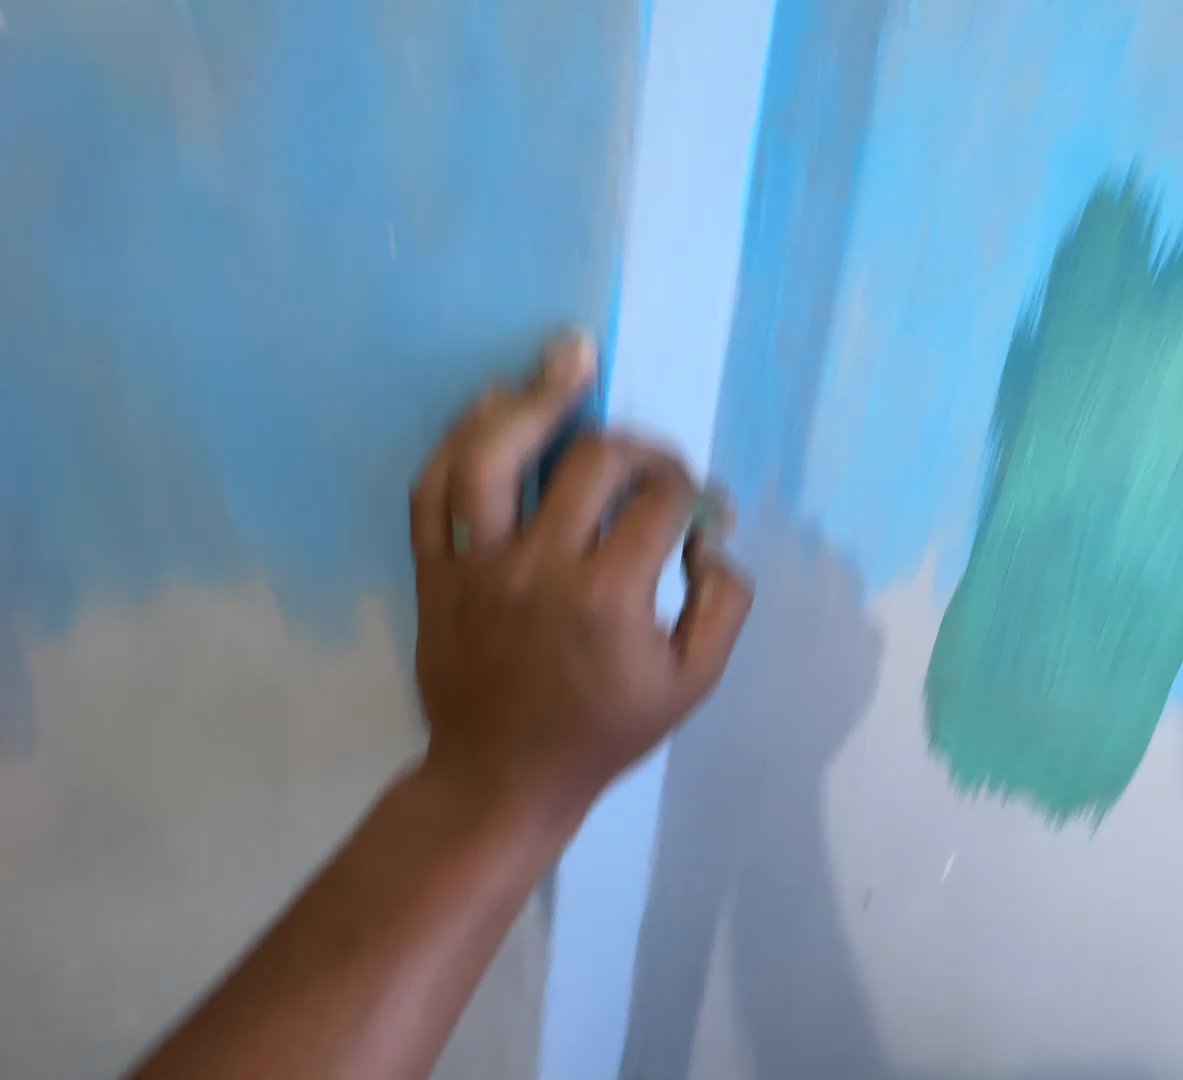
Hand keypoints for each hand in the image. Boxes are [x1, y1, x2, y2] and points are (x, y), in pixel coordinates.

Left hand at [406, 332, 752, 824]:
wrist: (505, 777)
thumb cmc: (609, 729)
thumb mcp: (696, 681)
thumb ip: (725, 603)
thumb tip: (709, 539)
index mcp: (610, 596)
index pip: (660, 502)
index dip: (690, 487)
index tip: (698, 504)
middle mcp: (541, 567)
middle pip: (592, 463)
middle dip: (641, 446)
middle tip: (657, 461)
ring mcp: (478, 566)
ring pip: (494, 457)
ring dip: (536, 400)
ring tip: (568, 357)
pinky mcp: (438, 572)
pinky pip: (434, 491)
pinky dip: (459, 440)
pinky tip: (489, 403)